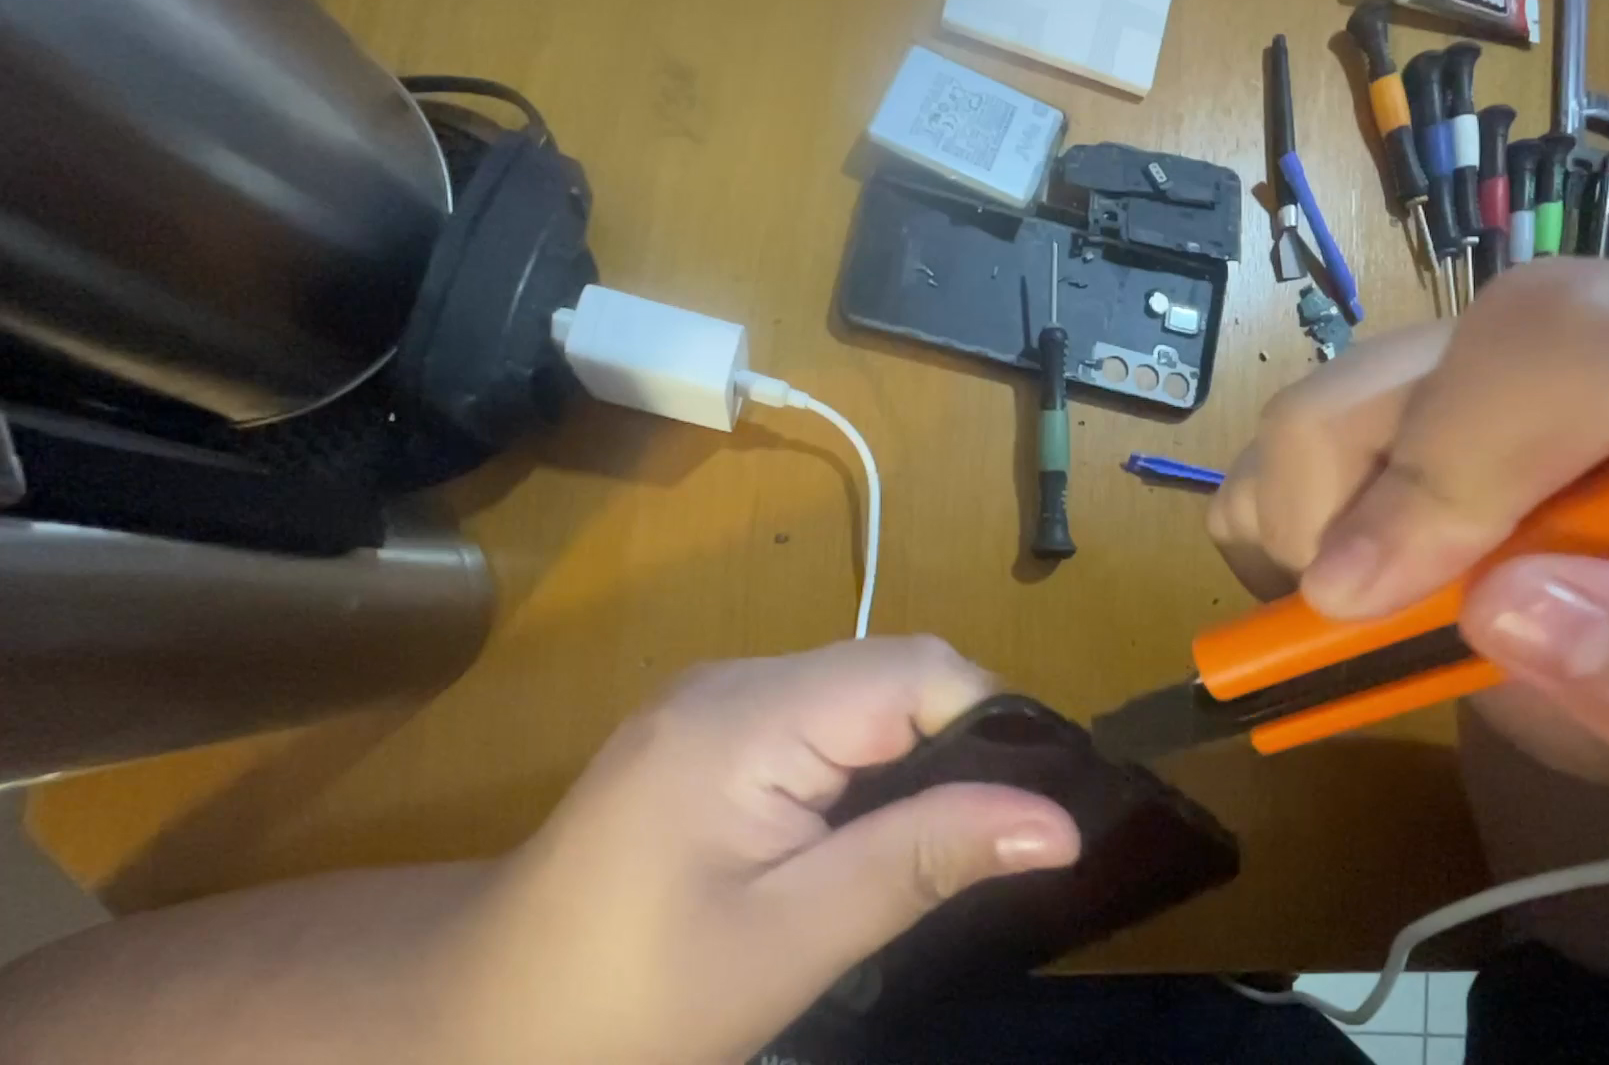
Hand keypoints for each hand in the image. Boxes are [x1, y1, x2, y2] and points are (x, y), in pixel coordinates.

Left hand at [453, 637, 1079, 1064]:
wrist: (481, 1012)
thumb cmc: (629, 999)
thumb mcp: (790, 941)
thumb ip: (920, 862)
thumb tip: (1053, 824)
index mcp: (748, 718)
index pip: (911, 670)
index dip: (989, 721)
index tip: (1034, 803)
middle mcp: (735, 678)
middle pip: (889, 669)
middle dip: (960, 734)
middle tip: (997, 831)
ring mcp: (717, 694)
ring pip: (861, 687)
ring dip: (917, 745)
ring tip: (950, 830)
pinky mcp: (710, 722)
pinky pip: (822, 711)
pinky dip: (870, 752)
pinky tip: (871, 818)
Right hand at [1209, 260, 1608, 785]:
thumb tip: (1505, 607)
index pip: (1557, 340)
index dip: (1453, 461)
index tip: (1368, 597)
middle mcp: (1530, 346)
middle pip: (1370, 389)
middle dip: (1343, 528)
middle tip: (1378, 624)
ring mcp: (1415, 376)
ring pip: (1292, 425)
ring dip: (1304, 546)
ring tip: (1382, 605)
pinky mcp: (1334, 423)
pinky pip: (1246, 472)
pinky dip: (1265, 546)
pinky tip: (1339, 576)